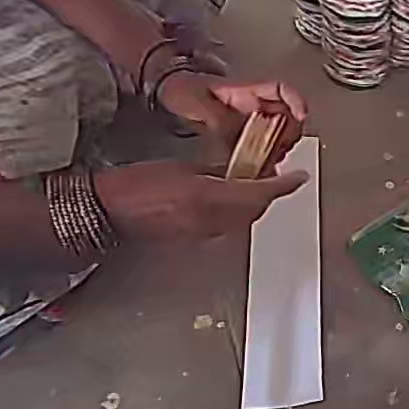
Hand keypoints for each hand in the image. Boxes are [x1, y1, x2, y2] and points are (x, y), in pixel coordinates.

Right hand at [94, 159, 308, 241]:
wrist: (108, 214)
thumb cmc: (137, 185)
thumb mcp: (183, 169)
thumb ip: (218, 171)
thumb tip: (243, 171)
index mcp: (211, 197)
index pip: (261, 193)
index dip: (284, 185)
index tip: (301, 176)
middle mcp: (216, 220)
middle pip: (259, 208)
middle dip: (272, 193)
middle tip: (279, 175)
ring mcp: (210, 232)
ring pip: (248, 218)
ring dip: (259, 202)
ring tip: (260, 184)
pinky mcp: (202, 238)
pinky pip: (233, 225)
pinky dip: (243, 211)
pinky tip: (238, 199)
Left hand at [156, 73, 308, 151]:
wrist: (167, 92)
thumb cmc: (181, 89)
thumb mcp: (197, 101)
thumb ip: (218, 120)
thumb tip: (238, 138)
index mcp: (246, 91)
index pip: (282, 90)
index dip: (296, 101)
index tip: (301, 116)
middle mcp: (256, 105)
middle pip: (290, 116)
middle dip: (291, 133)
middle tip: (281, 146)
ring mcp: (254, 119)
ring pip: (282, 133)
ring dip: (281, 147)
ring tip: (269, 157)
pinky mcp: (248, 134)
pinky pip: (267, 144)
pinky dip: (268, 155)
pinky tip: (259, 162)